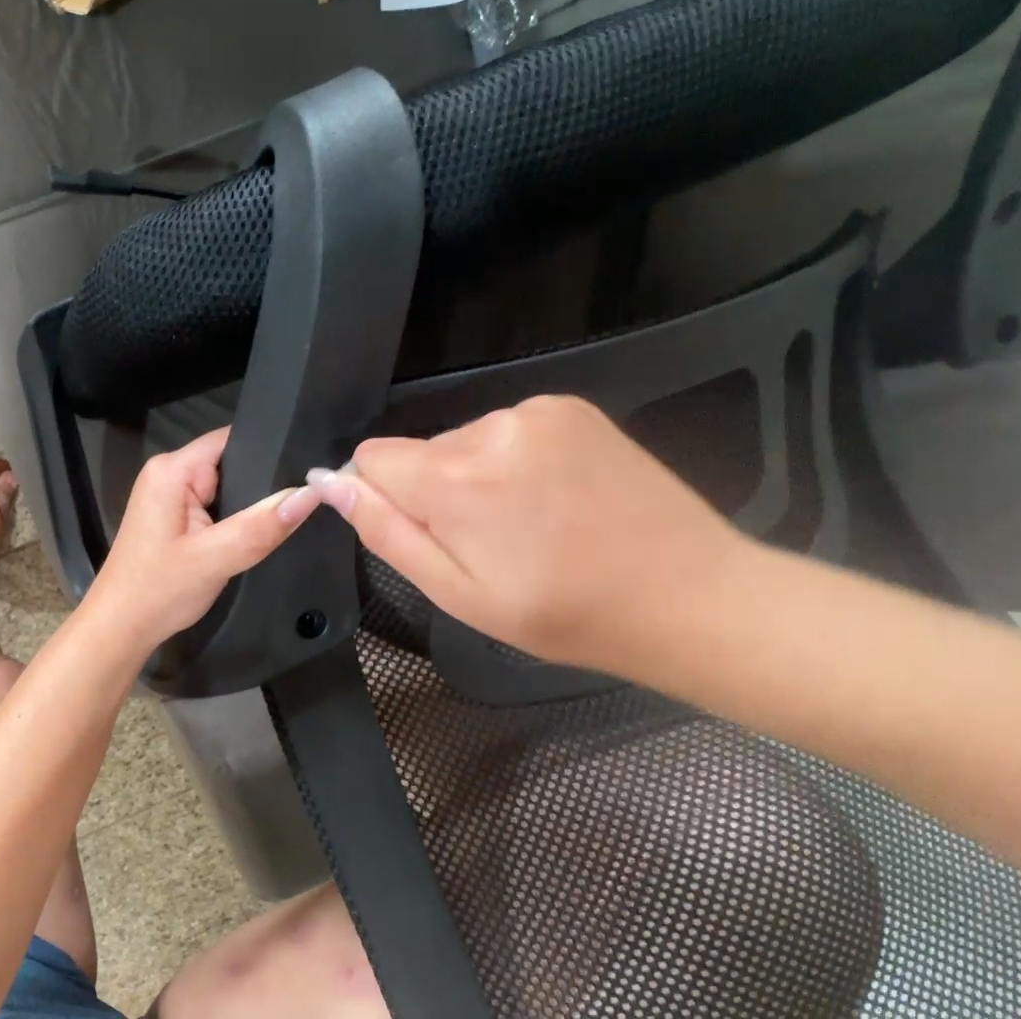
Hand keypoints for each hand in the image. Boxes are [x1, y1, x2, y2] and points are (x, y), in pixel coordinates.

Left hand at [81, 427, 315, 649]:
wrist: (120, 627)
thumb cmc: (159, 591)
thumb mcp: (216, 559)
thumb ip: (262, 525)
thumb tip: (311, 492)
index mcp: (171, 470)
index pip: (231, 439)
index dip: (270, 448)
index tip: (309, 466)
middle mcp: (167, 473)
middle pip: (230, 461)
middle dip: (263, 480)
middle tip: (307, 499)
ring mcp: (168, 495)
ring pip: (226, 485)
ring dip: (250, 502)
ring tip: (288, 515)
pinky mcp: (173, 517)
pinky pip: (215, 504)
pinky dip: (235, 517)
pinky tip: (256, 531)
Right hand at [301, 395, 750, 669]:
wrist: (690, 597)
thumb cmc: (563, 612)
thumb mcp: (458, 593)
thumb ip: (386, 532)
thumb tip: (329, 483)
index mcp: (457, 479)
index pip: (370, 457)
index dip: (385, 497)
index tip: (428, 535)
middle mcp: (492, 428)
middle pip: (419, 451)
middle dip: (435, 491)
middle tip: (489, 544)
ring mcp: (538, 412)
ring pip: (462, 441)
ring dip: (476, 477)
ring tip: (530, 526)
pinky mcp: (572, 408)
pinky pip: (506, 430)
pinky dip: (514, 460)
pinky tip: (555, 499)